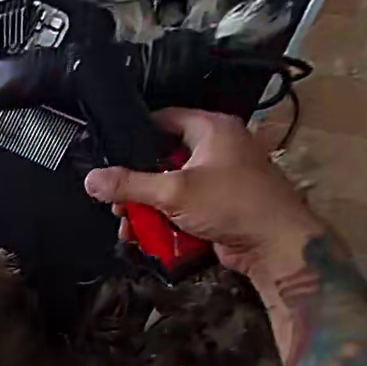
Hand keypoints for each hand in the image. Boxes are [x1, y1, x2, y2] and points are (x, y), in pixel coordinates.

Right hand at [83, 108, 326, 281]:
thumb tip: (92, 180)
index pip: (163, 120)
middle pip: (163, 162)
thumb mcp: (174, 192)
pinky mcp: (219, 209)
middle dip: (138, 188)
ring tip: (130, 228)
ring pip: (172, 191)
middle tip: (118, 204)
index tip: (112, 157)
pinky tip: (150, 239)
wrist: (274, 245)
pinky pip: (184, 211)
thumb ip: (130, 185)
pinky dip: (167, 224)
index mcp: (211, 129)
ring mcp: (219, 181)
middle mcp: (217, 149)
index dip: (135, 137)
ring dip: (149, 211)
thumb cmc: (233, 204)